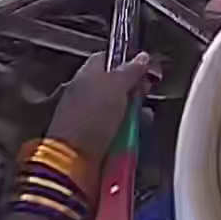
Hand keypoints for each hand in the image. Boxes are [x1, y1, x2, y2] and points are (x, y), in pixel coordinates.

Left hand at [47, 52, 152, 168]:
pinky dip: (130, 132)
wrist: (75, 162)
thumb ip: (131, 70)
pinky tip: (136, 134)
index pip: (109, 59)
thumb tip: (143, 57)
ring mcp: (92, 118)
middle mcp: (88, 93)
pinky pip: (120, 131)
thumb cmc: (91, 117)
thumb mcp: (116, 86)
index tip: (146, 67)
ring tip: (143, 118)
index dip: (128, 61)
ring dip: (135, 113)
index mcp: (88, 73)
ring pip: (121, 110)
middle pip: (118, 85)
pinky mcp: (98, 141)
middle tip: (145, 93)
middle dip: (135, 90)